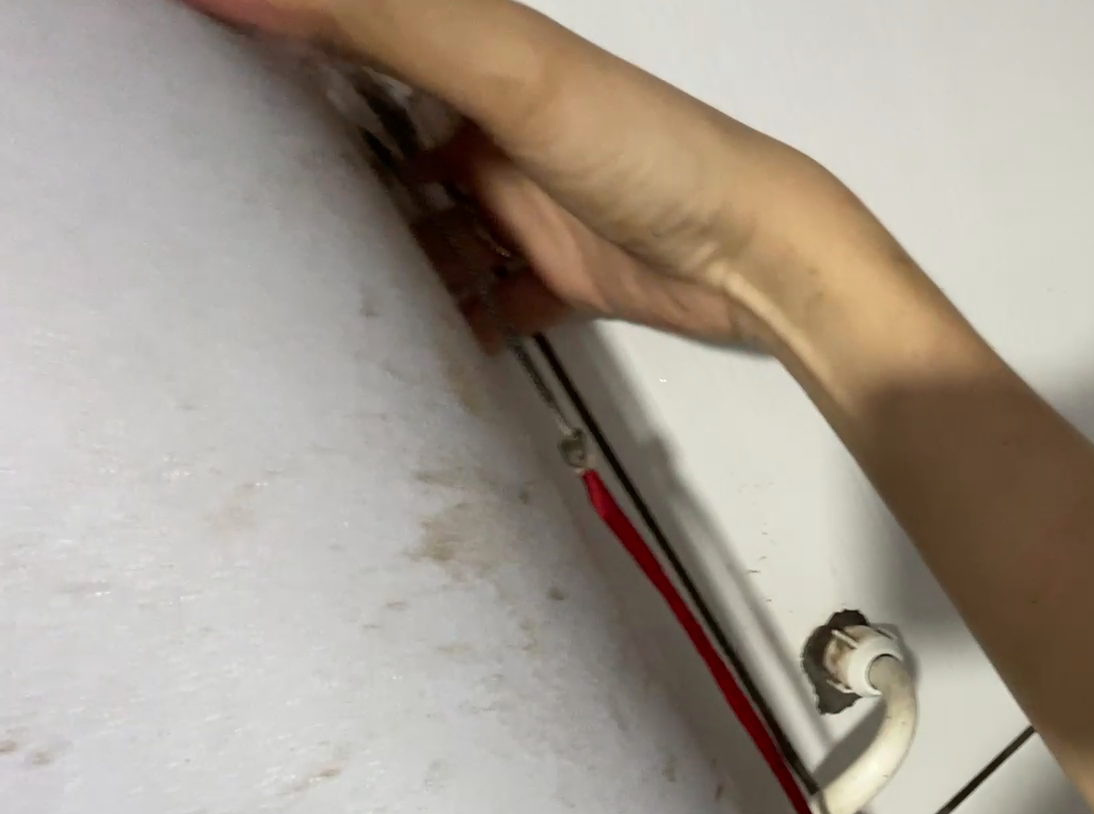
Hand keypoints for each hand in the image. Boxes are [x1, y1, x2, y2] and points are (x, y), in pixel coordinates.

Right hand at [181, 0, 852, 351]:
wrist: (753, 254)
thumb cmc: (650, 153)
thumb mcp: (510, 69)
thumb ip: (376, 14)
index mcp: (474, 67)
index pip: (350, 45)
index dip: (271, 59)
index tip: (183, 92)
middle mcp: (495, 137)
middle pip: (381, 152)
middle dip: (312, 180)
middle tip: (222, 218)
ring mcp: (531, 215)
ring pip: (433, 236)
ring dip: (382, 262)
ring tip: (295, 294)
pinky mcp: (565, 281)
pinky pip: (492, 303)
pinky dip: (455, 320)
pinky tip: (403, 344)